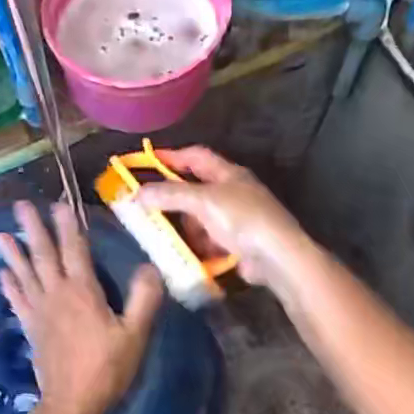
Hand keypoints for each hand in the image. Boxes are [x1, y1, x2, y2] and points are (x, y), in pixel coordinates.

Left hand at [0, 200, 164, 413]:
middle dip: (34, 229)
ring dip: (13, 254)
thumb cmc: (107, 369)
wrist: (72, 403)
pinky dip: (9, 286)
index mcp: (83, 292)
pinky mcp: (31, 330)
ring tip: (0, 234)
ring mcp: (40, 312)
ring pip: (24, 275)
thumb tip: (150, 267)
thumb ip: (143, 299)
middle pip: (43, 256)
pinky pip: (17, 301)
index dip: (67, 225)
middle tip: (20, 205)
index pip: (75, 250)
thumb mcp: (135, 335)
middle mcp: (57, 295)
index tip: (59, 203)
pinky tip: (1, 274)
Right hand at [130, 146, 316, 291]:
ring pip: (200, 220)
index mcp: (229, 173)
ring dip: (190, 231)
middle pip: (195, 192)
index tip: (147, 162)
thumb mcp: (203, 201)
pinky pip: (209, 242)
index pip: (196, 157)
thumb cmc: (242, 219)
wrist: (276, 256)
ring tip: (181, 241)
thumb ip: (170, 195)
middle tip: (154, 211)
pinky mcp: (237, 244)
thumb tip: (137, 193)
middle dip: (177, 203)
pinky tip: (197, 256)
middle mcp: (233, 193)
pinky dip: (201, 248)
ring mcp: (236, 220)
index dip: (172, 156)